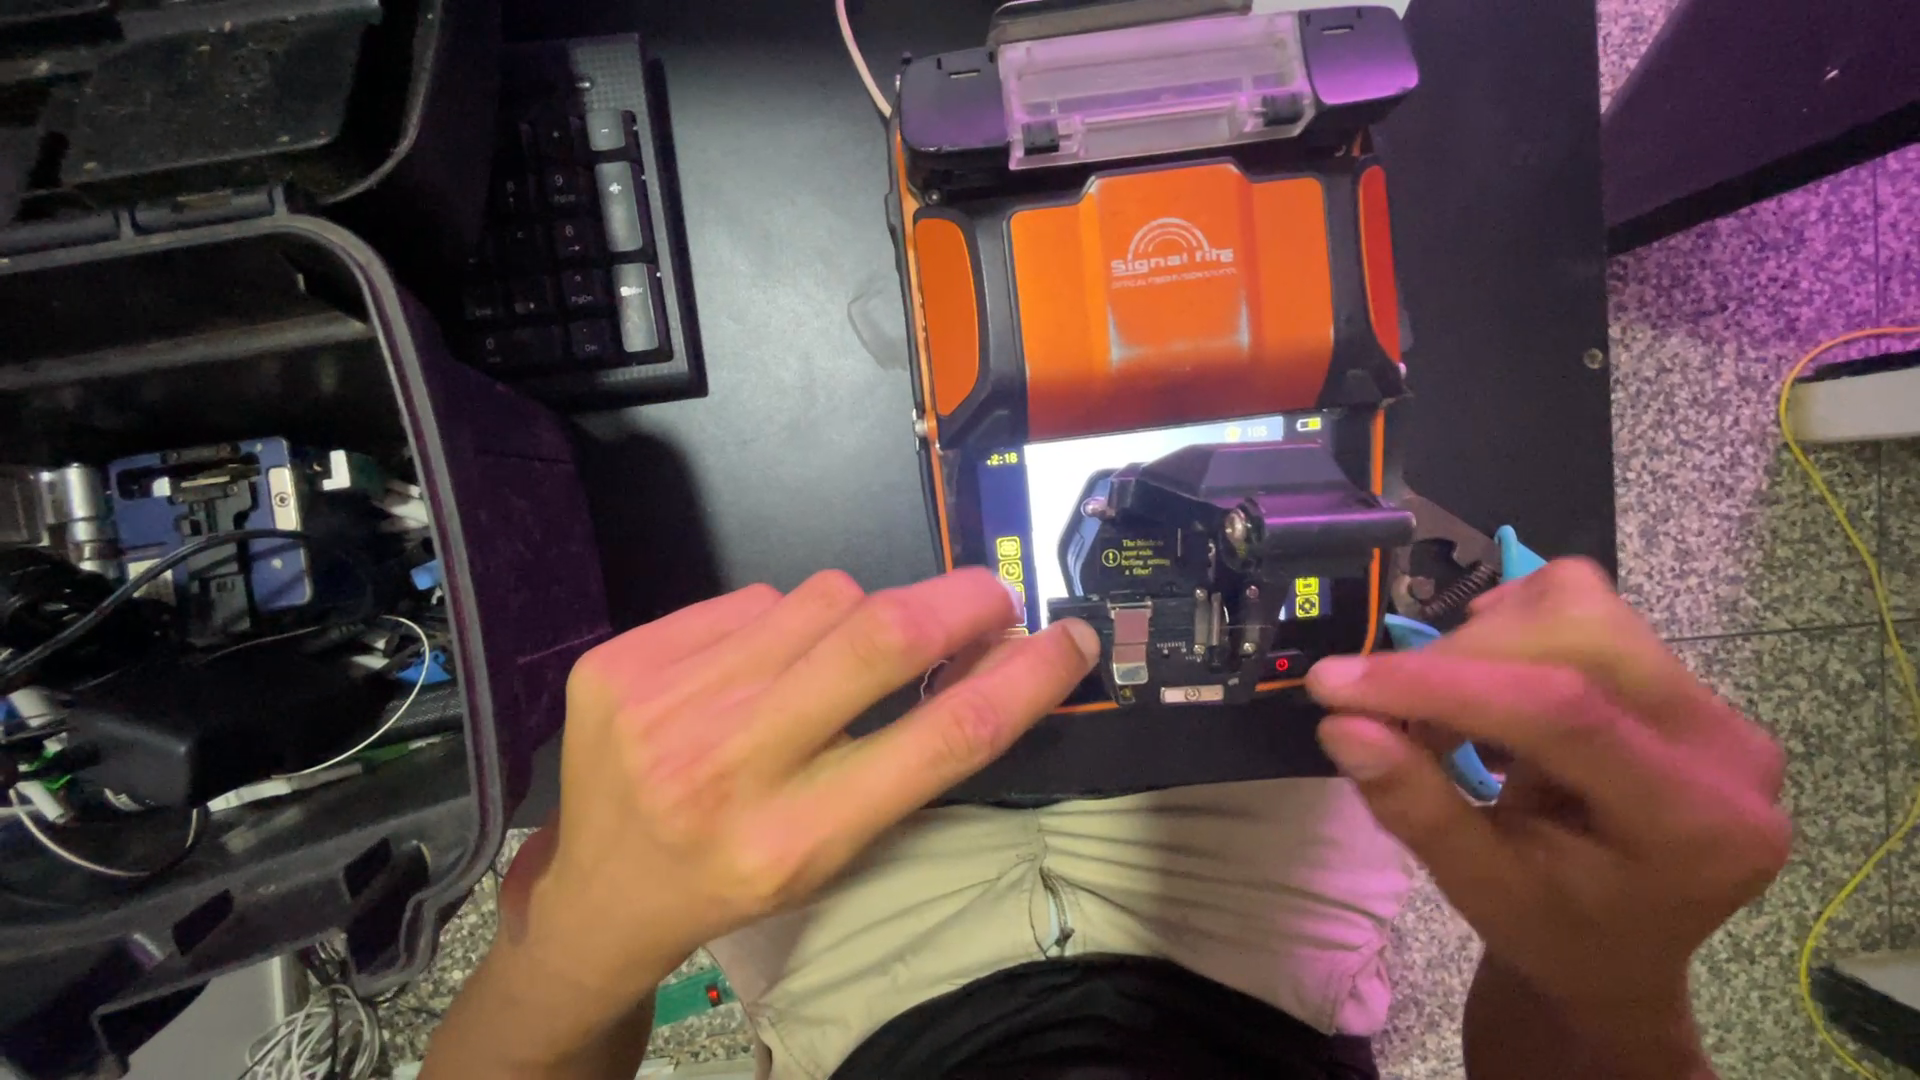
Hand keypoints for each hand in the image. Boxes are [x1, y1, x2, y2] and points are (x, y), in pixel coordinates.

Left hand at [495, 569, 1098, 1049]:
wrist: (597, 892)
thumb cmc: (739, 874)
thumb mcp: (833, 848)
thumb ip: (905, 753)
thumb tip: (983, 651)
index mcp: (795, 839)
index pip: (938, 741)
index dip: (1022, 680)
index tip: (1067, 638)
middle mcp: (726, 766)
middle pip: (879, 640)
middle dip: (956, 603)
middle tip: (991, 595)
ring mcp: (664, 701)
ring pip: (820, 597)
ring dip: (856, 614)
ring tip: (832, 657)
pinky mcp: (624, 659)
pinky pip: (753, 597)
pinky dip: (780, 620)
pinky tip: (753, 666)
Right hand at [1306, 560, 1789, 1025]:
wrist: (1613, 948)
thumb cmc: (1548, 928)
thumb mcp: (1474, 883)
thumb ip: (1413, 803)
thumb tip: (1340, 723)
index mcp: (1695, 822)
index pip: (1562, 711)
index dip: (1437, 684)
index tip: (1332, 682)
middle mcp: (1724, 748)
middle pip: (1574, 637)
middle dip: (1453, 660)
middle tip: (1386, 709)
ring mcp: (1709, 705)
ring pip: (1574, 607)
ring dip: (1477, 642)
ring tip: (1441, 705)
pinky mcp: (1672, 678)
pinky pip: (1577, 605)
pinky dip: (1505, 627)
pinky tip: (1485, 682)